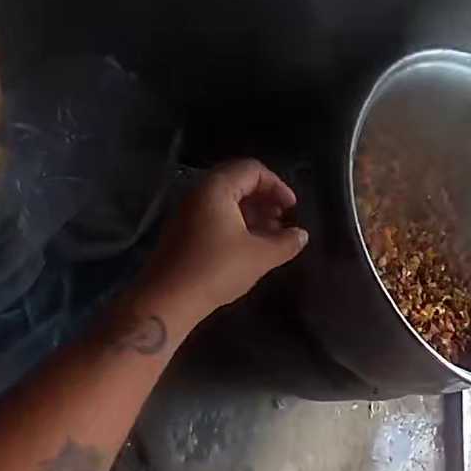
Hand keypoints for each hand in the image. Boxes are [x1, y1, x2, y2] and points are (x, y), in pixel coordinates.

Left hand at [141, 158, 308, 319]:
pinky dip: (236, 226)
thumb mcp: (260, 256)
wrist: (168, 300)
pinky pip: (214, 219)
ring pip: (226, 203)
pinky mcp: (182, 234)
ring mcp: (187, 214)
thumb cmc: (216, 270)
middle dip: (265, 200)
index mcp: (215, 188)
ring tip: (272, 236)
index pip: (252, 170)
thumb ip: (286, 243)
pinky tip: (249, 248)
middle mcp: (198, 194)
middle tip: (284, 220)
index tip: (292, 207)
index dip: (278, 186)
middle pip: (238, 183)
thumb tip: (301, 235)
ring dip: (252, 215)